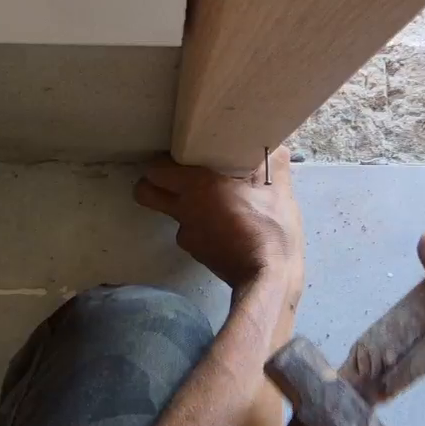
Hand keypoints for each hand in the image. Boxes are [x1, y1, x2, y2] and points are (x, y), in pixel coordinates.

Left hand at [134, 147, 304, 288]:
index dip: (161, 162)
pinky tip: (225, 226)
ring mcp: (187, 236)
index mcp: (197, 186)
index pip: (155, 170)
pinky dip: (202, 227)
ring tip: (212, 202)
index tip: (176, 156)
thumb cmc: (271, 227)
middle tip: (173, 177)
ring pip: (172, 215)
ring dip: (185, 207)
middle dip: (151, 184)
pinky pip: (191, 233)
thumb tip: (275, 147)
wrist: (269, 278)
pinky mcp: (197, 255)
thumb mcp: (278, 188)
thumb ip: (274, 162)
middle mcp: (184, 210)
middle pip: (146, 193)